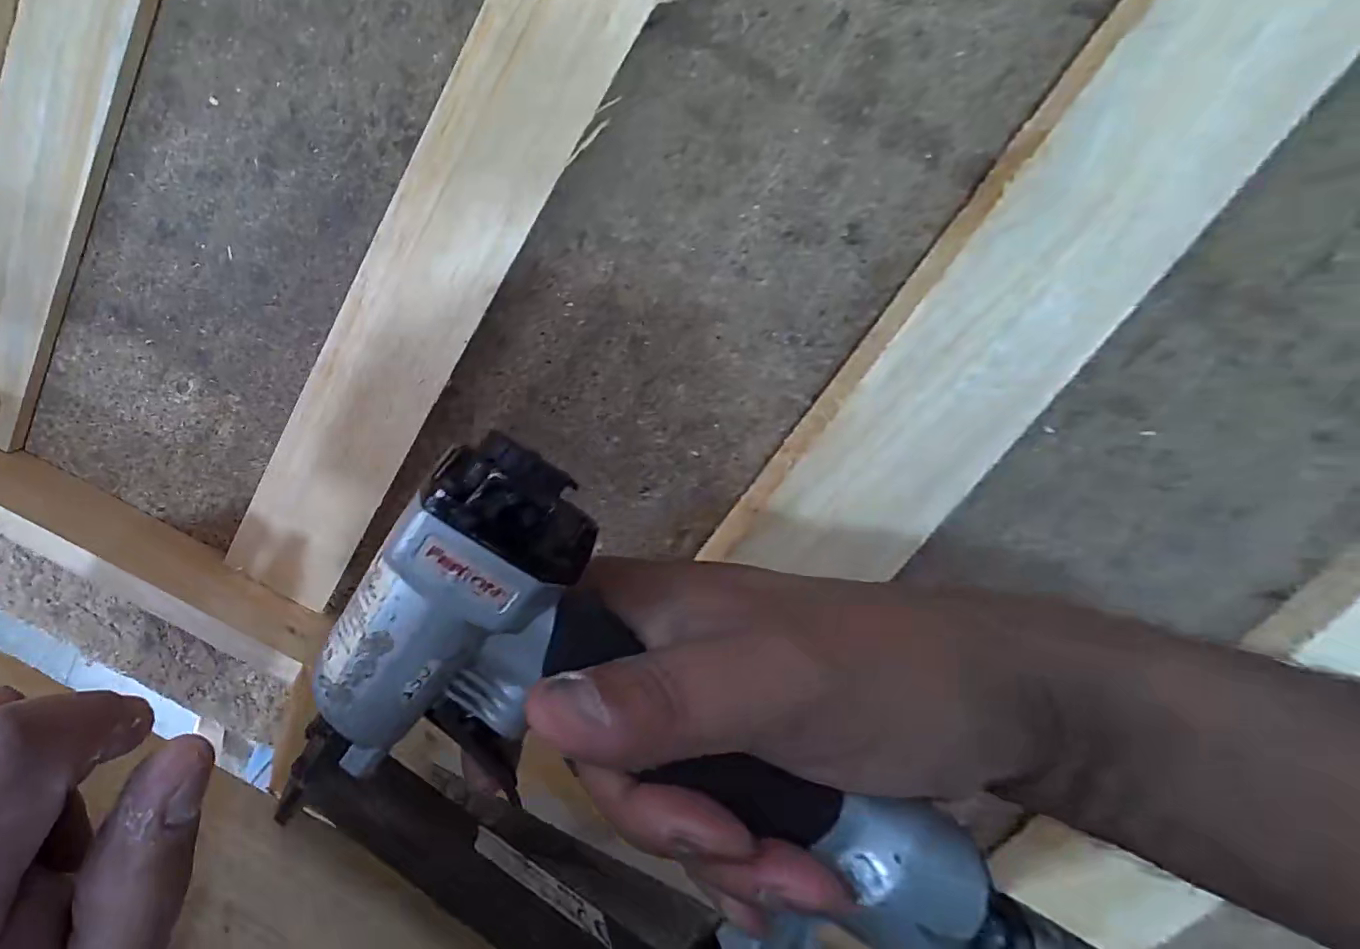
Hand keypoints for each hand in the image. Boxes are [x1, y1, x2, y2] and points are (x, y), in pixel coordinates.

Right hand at [524, 560, 1091, 930]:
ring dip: (715, 855)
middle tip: (731, 843)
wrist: (1002, 709)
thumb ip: (658, 700)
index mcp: (627, 607)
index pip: (529, 642)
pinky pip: (693, 824)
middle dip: (660, 815)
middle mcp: (639, 654)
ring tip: (801, 878)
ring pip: (645, 797)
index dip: (500, 701)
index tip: (494, 781)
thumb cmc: (878, 669)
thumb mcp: (769, 683)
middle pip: (590, 749)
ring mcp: (681, 710)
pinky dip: (738, 869)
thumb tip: (538, 716)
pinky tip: (796, 889)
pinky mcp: (723, 756)